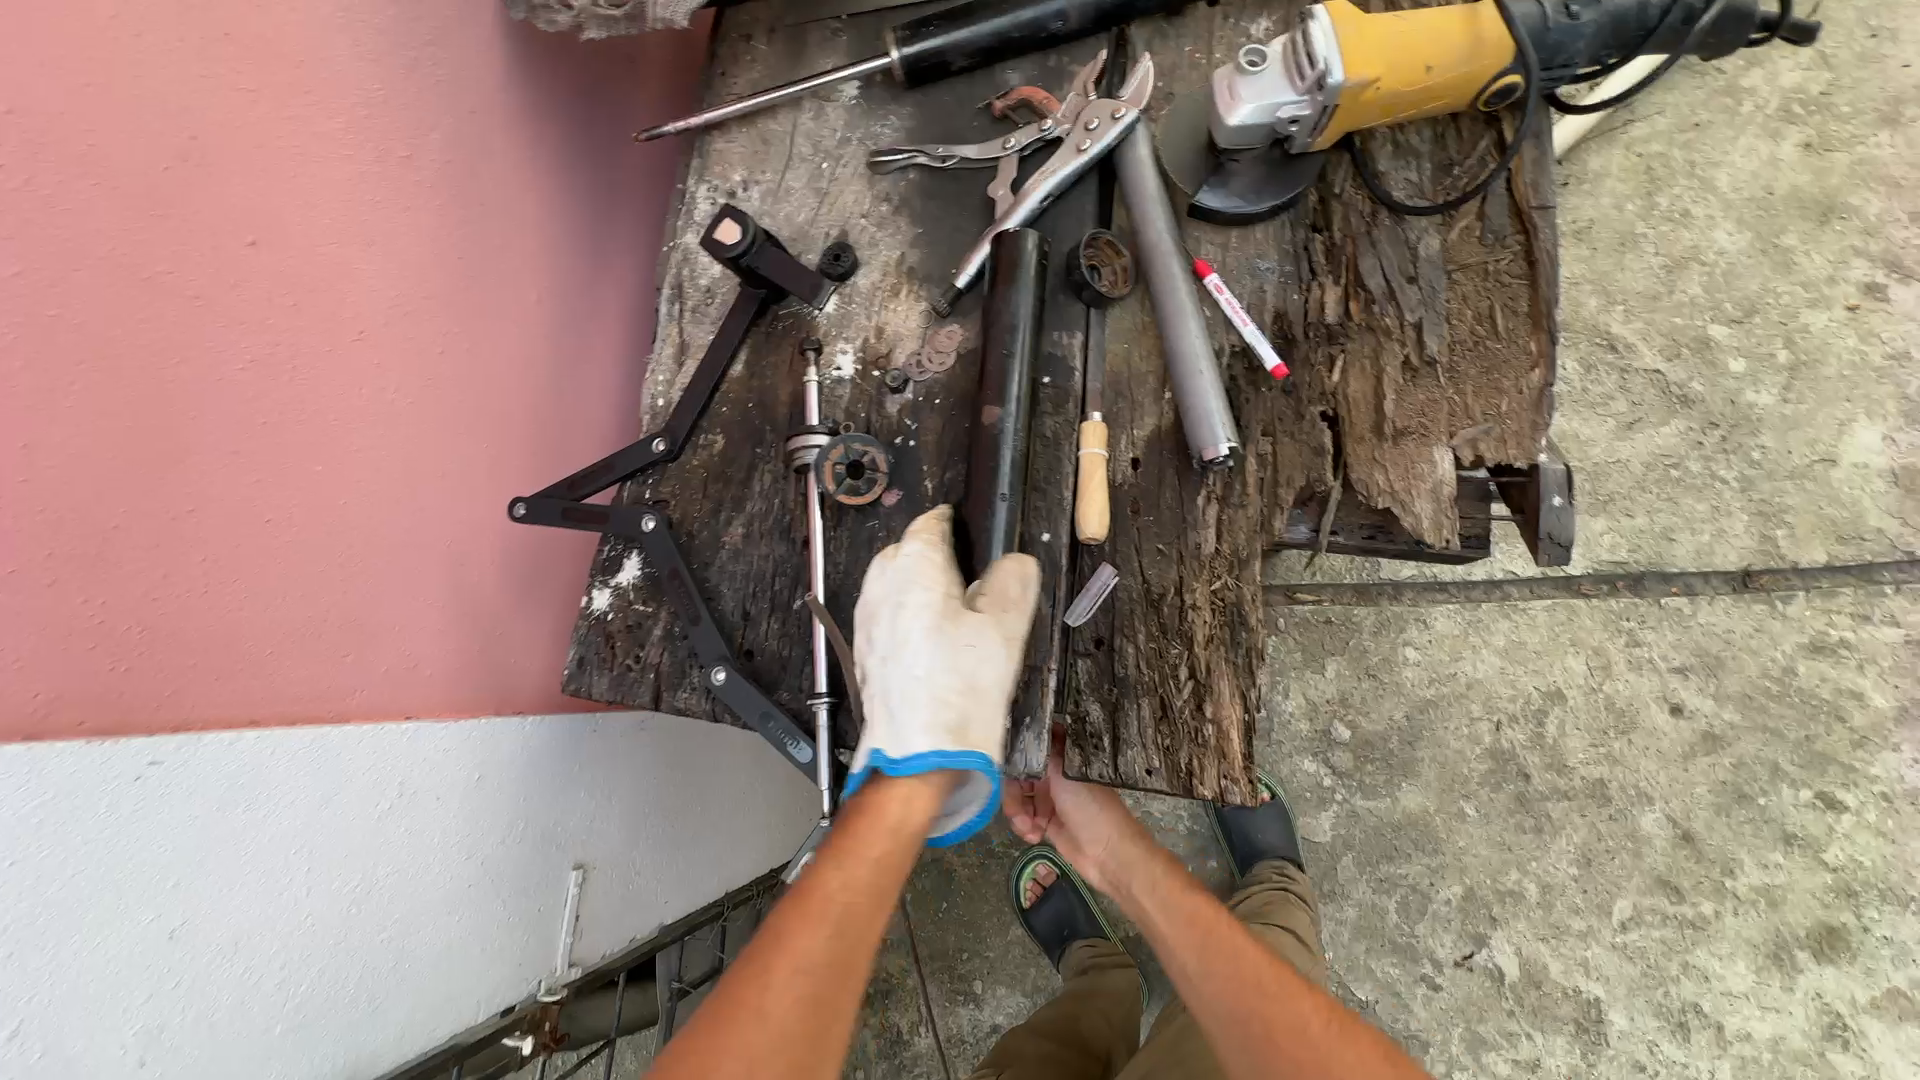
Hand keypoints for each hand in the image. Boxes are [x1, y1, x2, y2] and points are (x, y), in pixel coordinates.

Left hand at [848, 505, 1040, 846]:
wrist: (917, 758)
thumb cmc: (963, 686)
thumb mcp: (1006, 628)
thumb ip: (1014, 580)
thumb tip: (1012, 562)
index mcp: (913, 565)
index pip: (932, 522)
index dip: (957, 524)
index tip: (977, 537)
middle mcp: (880, 583)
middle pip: (908, 550)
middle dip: (937, 556)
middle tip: (974, 581)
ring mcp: (866, 618)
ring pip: (894, 584)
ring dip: (920, 587)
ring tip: (955, 615)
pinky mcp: (863, 650)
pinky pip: (887, 615)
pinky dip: (908, 617)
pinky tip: (932, 647)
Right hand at [1002, 735, 1157, 895]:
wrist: (1107, 851)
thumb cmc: (1090, 805)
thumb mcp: (1064, 772)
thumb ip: (1044, 751)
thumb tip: (1033, 723)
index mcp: (1061, 760)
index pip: (1029, 752)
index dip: (1015, 758)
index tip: (1004, 768)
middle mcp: (1053, 777)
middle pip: (1018, 777)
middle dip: (1013, 794)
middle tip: (1016, 810)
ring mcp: (1049, 801)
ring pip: (1019, 800)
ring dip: (1017, 813)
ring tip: (1028, 828)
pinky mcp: (1045, 824)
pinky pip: (1023, 820)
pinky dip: (1024, 827)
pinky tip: (1034, 836)